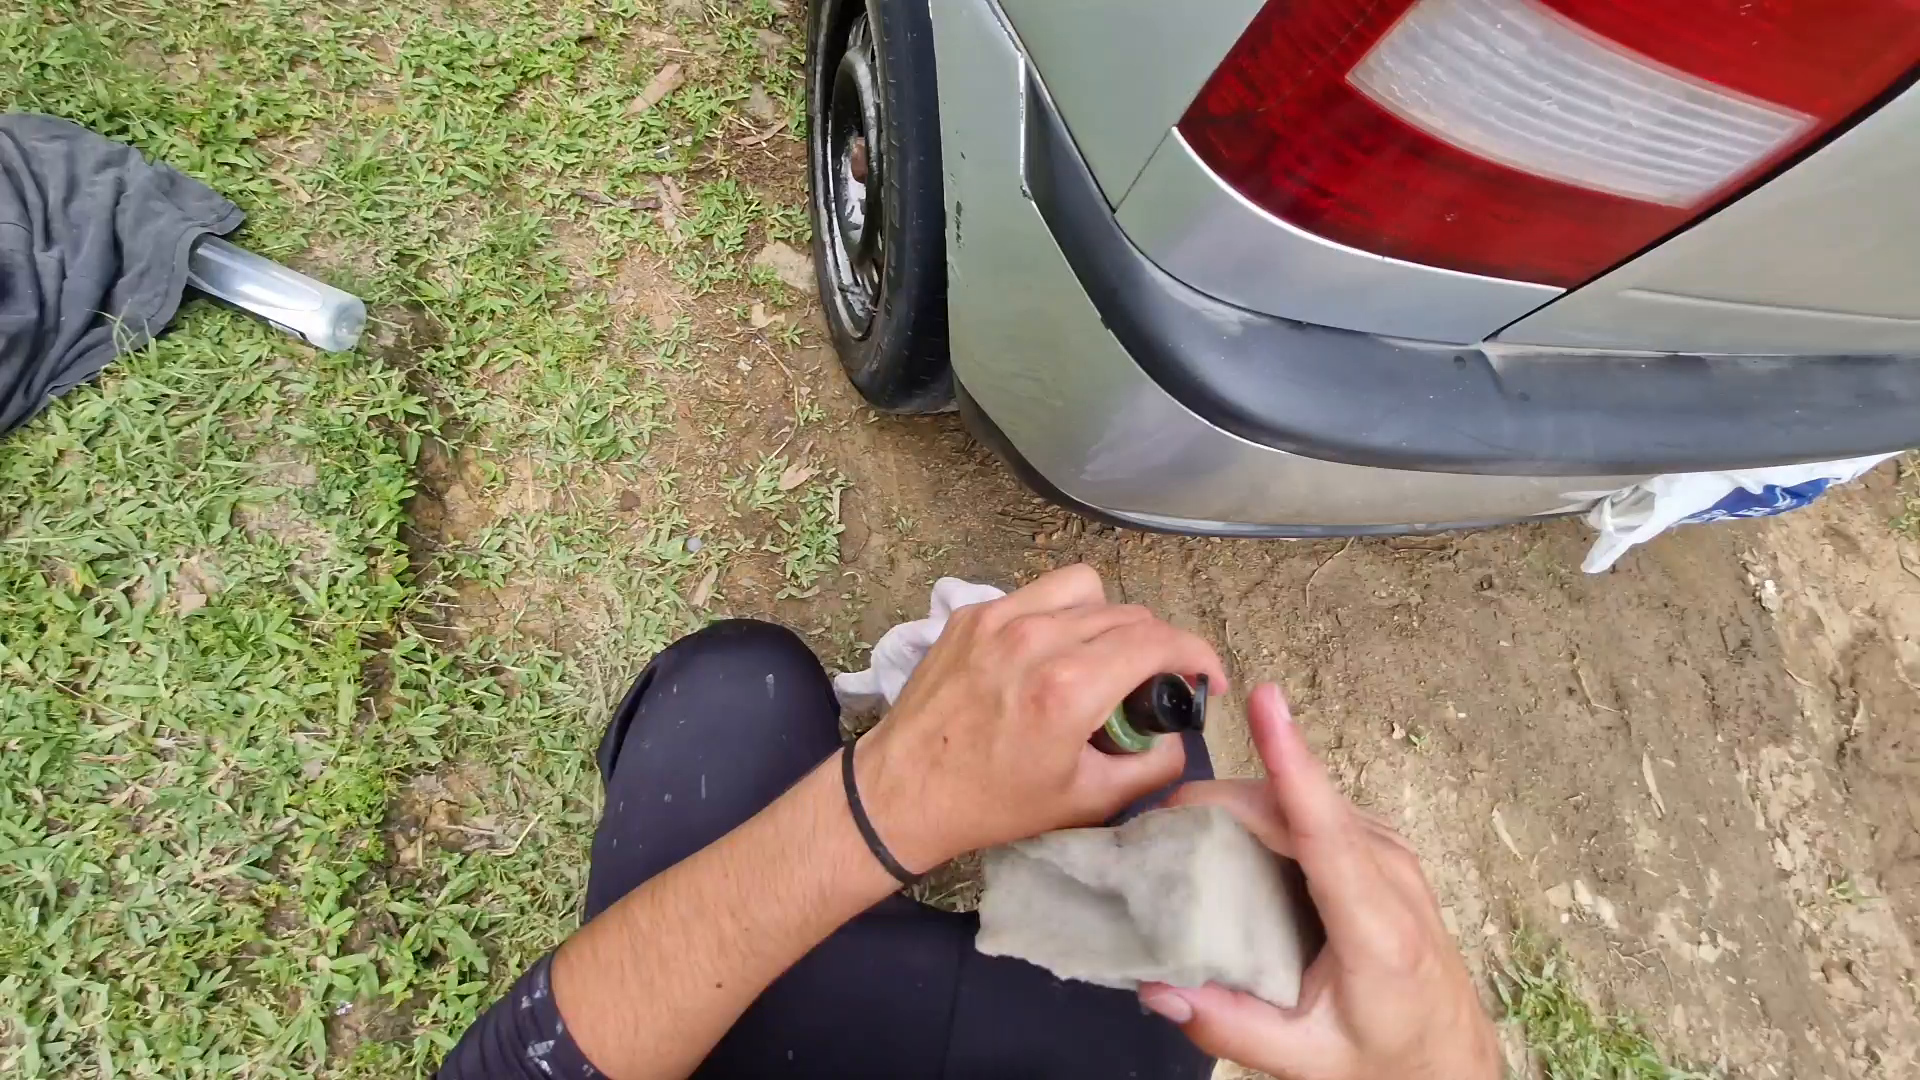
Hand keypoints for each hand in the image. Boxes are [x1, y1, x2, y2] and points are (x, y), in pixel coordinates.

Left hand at [853, 564, 1227, 871]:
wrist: (906, 787)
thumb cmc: (995, 801)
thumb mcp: (1088, 799)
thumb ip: (1154, 764)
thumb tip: (1180, 733)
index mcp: (1070, 686)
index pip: (1159, 640)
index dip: (1198, 654)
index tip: (1205, 677)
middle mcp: (1037, 637)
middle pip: (1129, 614)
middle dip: (1157, 645)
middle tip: (1151, 682)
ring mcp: (1000, 617)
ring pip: (1086, 588)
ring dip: (1110, 618)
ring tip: (1100, 656)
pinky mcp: (973, 613)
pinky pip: (1037, 593)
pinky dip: (1060, 614)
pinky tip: (1048, 650)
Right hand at [1138, 684, 1499, 1079]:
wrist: (1453, 1064)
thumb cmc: (1383, 1061)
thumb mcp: (1307, 1063)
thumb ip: (1229, 1026)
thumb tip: (1153, 984)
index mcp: (1377, 928)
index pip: (1325, 829)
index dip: (1291, 761)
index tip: (1266, 701)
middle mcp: (1388, 870)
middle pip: (1290, 802)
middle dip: (1219, 800)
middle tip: (1159, 832)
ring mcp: (1387, 847)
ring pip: (1296, 796)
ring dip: (1236, 802)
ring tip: (1187, 836)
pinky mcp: (1377, 840)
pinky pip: (1307, 804)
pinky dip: (1262, 808)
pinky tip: (1234, 838)